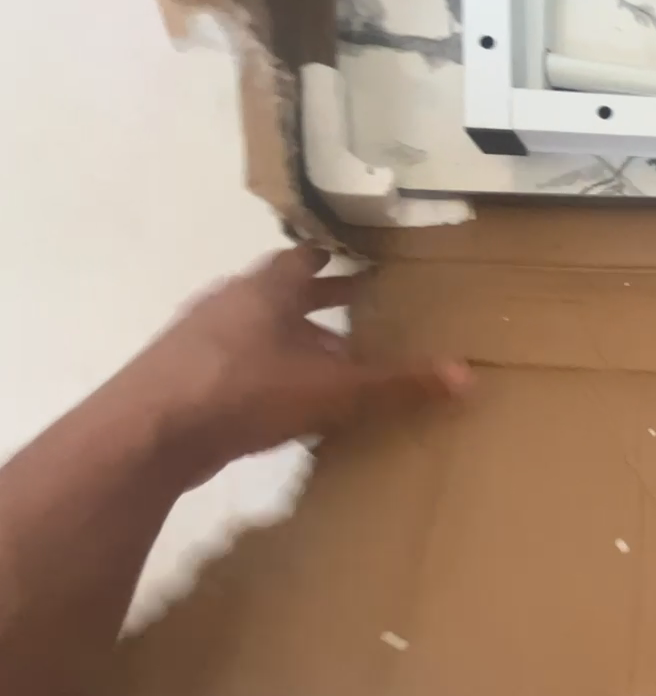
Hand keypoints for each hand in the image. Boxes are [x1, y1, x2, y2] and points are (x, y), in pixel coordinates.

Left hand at [106, 246, 469, 481]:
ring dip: (298, 338)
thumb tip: (468, 375)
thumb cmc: (246, 392)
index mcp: (264, 293)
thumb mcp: (338, 389)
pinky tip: (297, 396)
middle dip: (321, 301)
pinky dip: (276, 367)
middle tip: (360, 307)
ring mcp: (203, 340)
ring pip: (261, 329)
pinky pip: (245, 360)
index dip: (330, 259)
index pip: (300, 260)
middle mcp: (230, 306)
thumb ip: (401, 383)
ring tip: (336, 359)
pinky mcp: (189, 375)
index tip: (356, 260)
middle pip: (282, 294)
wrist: (147, 436)